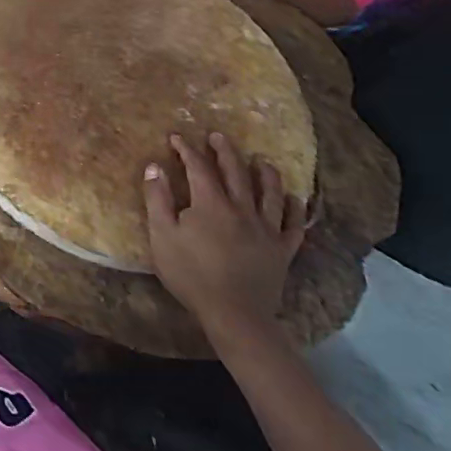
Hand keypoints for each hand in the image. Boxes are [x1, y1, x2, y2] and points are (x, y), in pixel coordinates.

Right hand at [142, 131, 308, 336]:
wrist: (234, 314)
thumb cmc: (192, 275)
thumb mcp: (163, 236)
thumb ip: (158, 199)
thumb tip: (154, 166)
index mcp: (210, 202)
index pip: (198, 166)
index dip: (186, 149)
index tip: (177, 137)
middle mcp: (241, 207)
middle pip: (235, 171)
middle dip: (224, 150)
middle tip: (218, 136)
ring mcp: (266, 228)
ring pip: (269, 191)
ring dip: (265, 172)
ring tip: (261, 160)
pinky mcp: (282, 249)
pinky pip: (293, 224)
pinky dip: (295, 209)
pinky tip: (295, 199)